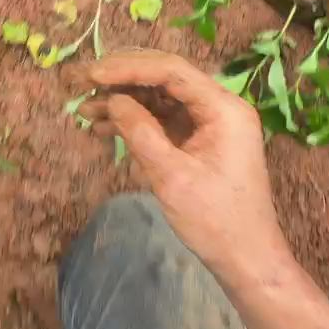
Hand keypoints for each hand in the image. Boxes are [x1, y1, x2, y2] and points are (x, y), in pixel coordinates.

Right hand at [82, 52, 293, 286]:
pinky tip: (102, 126)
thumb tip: (112, 100)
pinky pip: (161, 116)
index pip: (170, 71)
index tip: (92, 76)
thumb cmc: (214, 220)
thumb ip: (139, 131)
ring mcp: (208, 122)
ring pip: (158, 95)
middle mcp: (218, 106)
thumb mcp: (171, 176)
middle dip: (120, 78)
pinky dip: (132, 119)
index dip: (127, 68)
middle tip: (81, 82)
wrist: (246, 260)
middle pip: (163, 77)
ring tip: (84, 109)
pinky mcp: (197, 137)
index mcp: (223, 108)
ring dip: (121, 100)